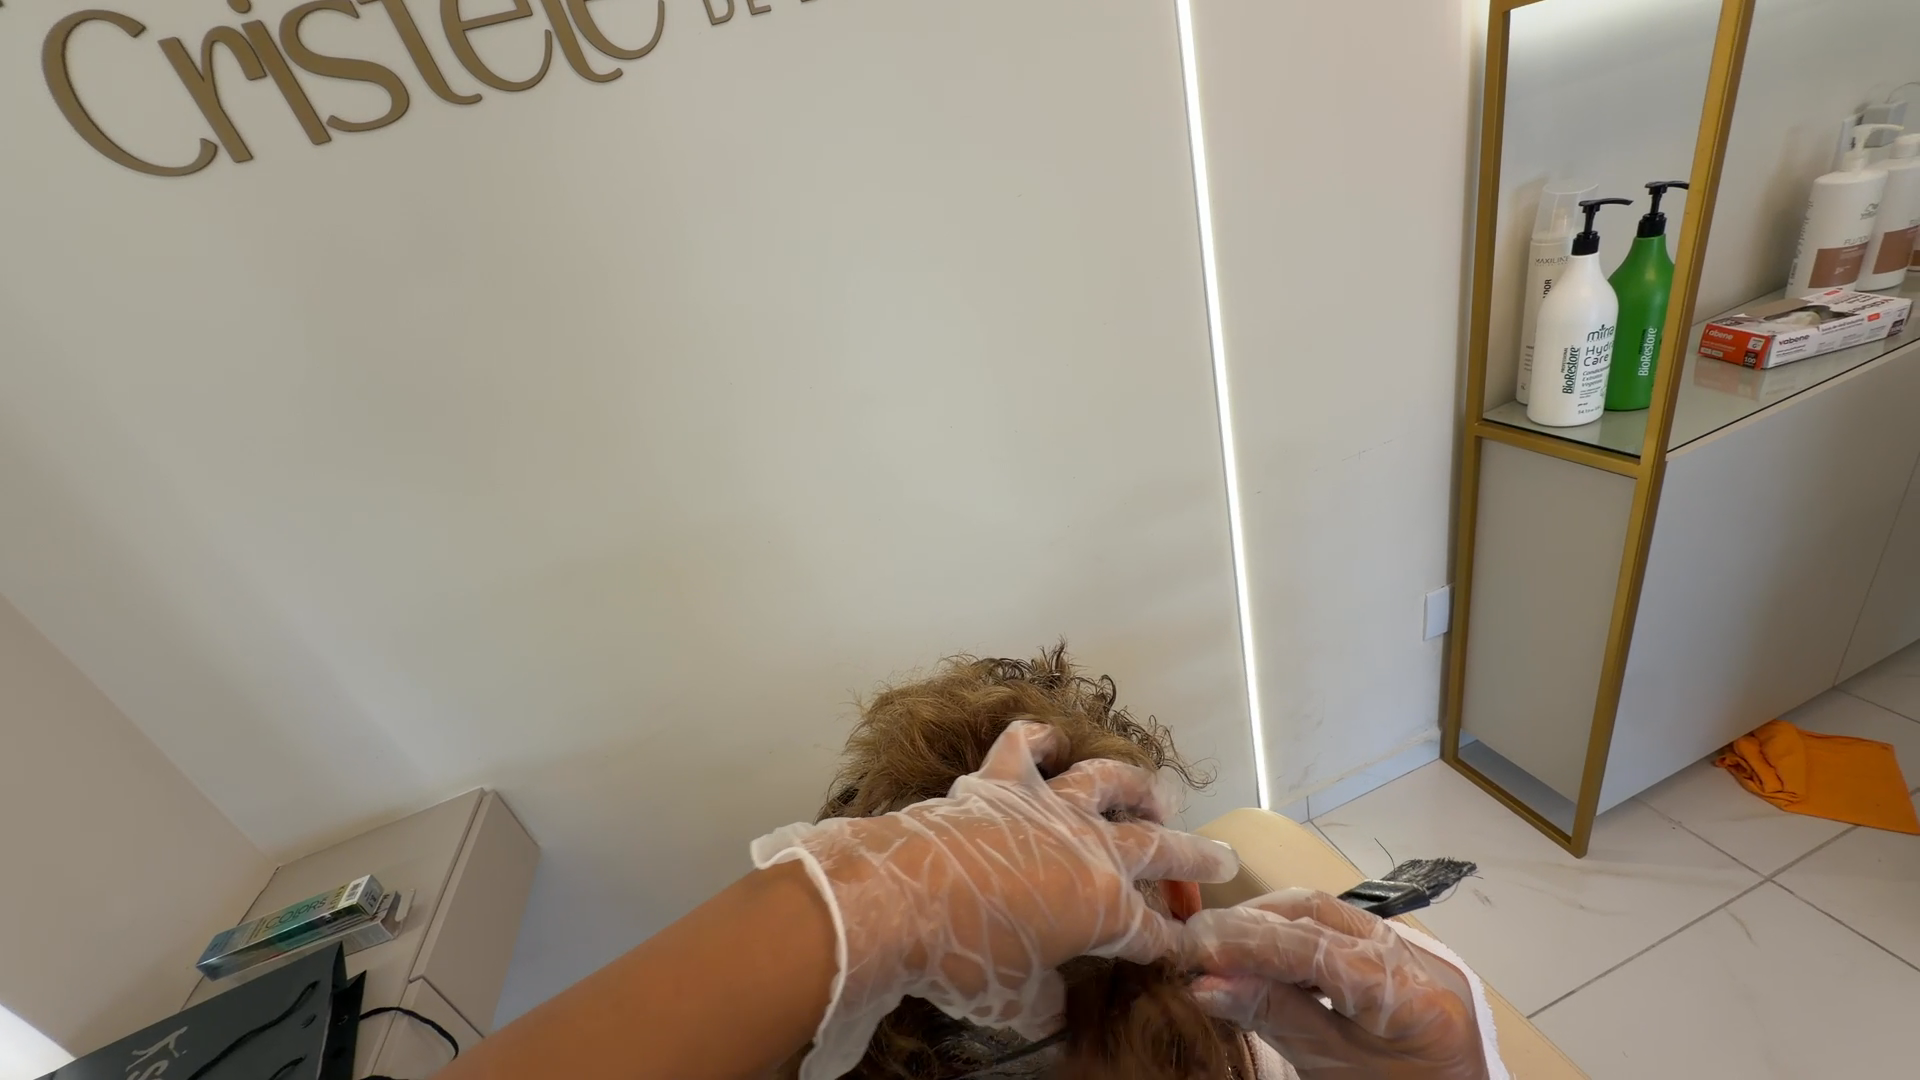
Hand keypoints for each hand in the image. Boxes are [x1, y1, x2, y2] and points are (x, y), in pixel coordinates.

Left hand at [751, 720, 1239, 1079]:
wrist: (904, 899)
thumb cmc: (966, 958)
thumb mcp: (1017, 1005)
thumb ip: (1047, 1002)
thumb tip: (1053, 1005)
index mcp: (1102, 907)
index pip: (1153, 930)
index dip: (1176, 942)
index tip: (1190, 944)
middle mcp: (1087, 846)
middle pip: (1157, 849)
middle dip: (1195, 858)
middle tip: (1223, 857)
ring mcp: (1045, 806)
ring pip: (1107, 781)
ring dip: (1135, 785)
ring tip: (1154, 791)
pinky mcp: (1001, 780)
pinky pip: (1028, 743)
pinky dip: (1042, 739)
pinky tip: (1051, 741)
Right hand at [1183, 888, 1489, 1079]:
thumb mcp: (1332, 1073)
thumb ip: (1272, 1016)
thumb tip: (1203, 984)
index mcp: (1410, 995)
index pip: (1313, 947)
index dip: (1248, 943)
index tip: (1194, 947)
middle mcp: (1411, 956)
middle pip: (1315, 911)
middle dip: (1252, 921)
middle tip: (1199, 939)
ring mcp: (1405, 951)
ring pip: (1319, 912)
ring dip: (1266, 924)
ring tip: (1223, 946)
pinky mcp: (1390, 957)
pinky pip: (1331, 930)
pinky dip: (1289, 937)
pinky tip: (1261, 956)